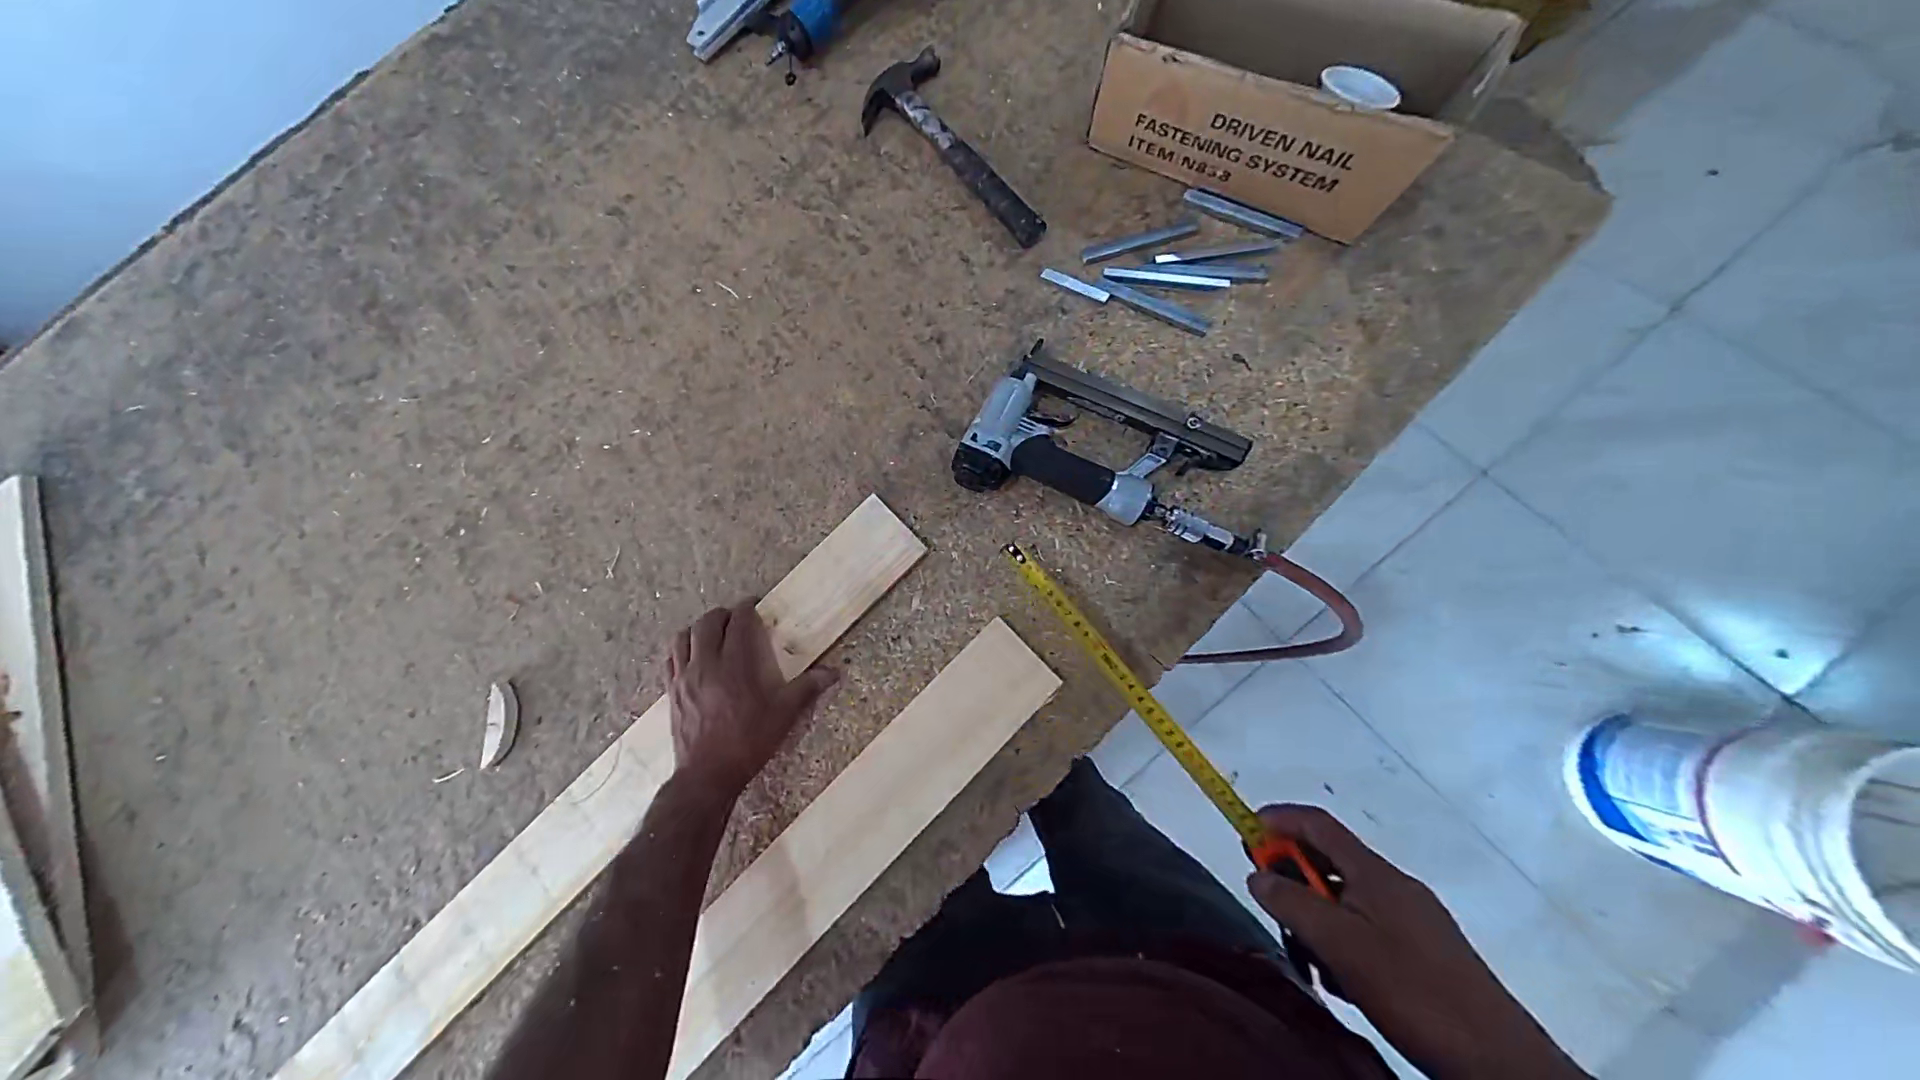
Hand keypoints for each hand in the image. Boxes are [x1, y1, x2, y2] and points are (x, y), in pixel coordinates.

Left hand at [665, 599, 838, 798]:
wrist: (708, 774)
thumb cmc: (749, 742)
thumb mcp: (784, 715)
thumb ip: (807, 689)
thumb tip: (833, 673)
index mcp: (736, 665)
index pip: (739, 623)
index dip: (747, 608)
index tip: (754, 604)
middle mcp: (706, 664)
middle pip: (708, 623)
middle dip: (723, 614)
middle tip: (736, 617)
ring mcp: (684, 677)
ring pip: (683, 637)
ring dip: (698, 628)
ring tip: (712, 632)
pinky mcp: (671, 691)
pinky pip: (670, 658)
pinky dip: (681, 648)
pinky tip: (691, 654)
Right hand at [1246, 805, 1587, 1079]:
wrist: (1500, 1062)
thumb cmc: (1412, 990)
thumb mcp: (1339, 944)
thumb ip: (1291, 903)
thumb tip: (1257, 875)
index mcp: (1375, 873)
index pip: (1318, 823)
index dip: (1279, 819)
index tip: (1247, 831)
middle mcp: (1395, 886)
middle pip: (1330, 860)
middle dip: (1293, 875)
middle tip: (1270, 903)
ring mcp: (1414, 919)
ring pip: (1347, 899)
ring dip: (1317, 916)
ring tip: (1309, 957)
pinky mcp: (1426, 953)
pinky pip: (1367, 927)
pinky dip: (1343, 940)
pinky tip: (1342, 978)